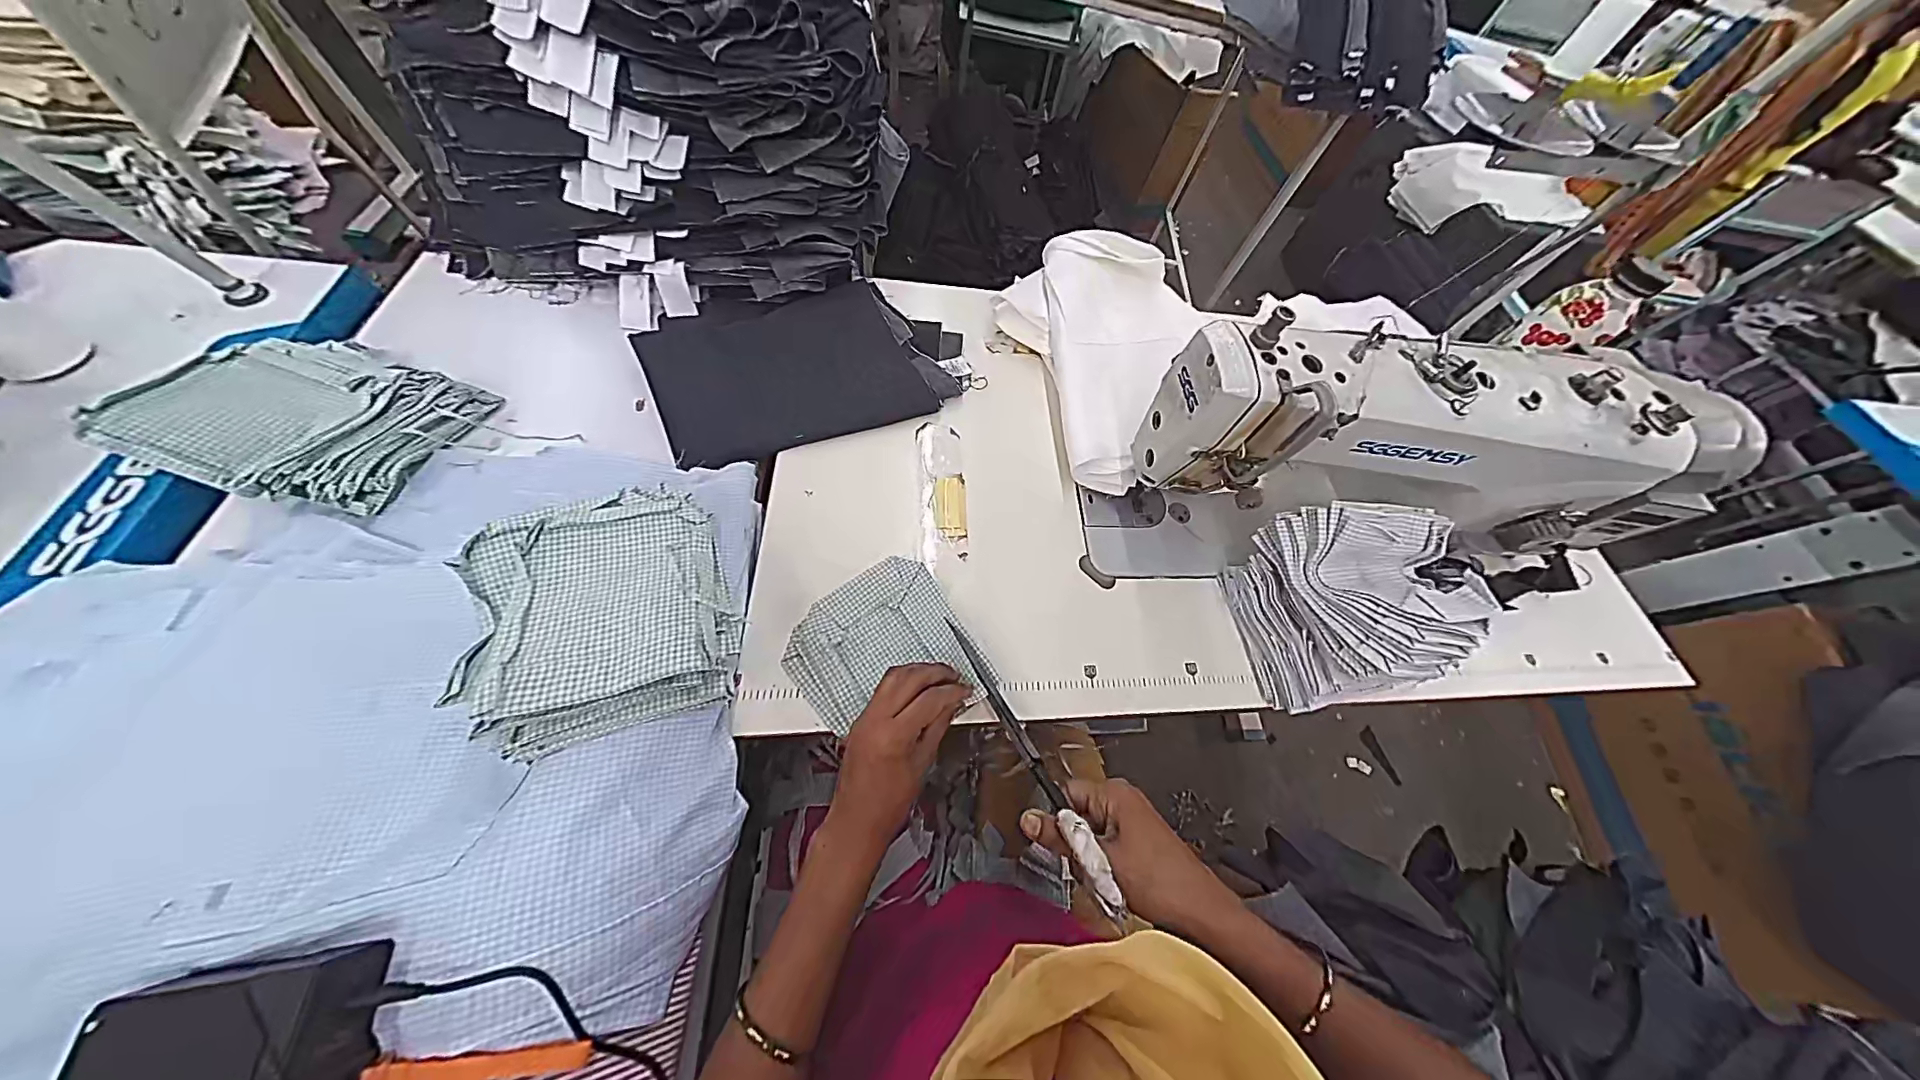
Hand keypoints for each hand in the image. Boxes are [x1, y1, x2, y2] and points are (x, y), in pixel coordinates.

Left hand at [828, 664, 969, 853]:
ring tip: (938, 676)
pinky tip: (917, 687)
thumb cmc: (886, 806)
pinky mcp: (859, 720)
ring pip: (893, 676)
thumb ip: (936, 728)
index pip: (929, 698)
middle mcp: (874, 721)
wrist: (856, 820)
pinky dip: (903, 681)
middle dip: (936, 672)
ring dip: (918, 672)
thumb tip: (950, 706)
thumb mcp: (922, 764)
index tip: (964, 690)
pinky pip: (882, 688)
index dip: (952, 691)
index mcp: (893, 735)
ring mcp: (864, 718)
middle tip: (954, 677)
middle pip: (909, 678)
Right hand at [1021, 778, 1241, 936]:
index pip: (1065, 792)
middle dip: (1074, 844)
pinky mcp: (1139, 843)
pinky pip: (1106, 849)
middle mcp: (1124, 801)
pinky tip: (1115, 885)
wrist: (1202, 914)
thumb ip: (1060, 838)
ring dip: (1089, 860)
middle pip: (1077, 815)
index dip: (1054, 817)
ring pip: (1090, 836)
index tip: (1048, 840)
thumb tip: (1029, 819)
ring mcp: (1133, 822)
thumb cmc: (1160, 883)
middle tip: (1084, 866)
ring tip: (1104, 879)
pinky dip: (1104, 868)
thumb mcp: (1099, 860)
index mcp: (1114, 793)